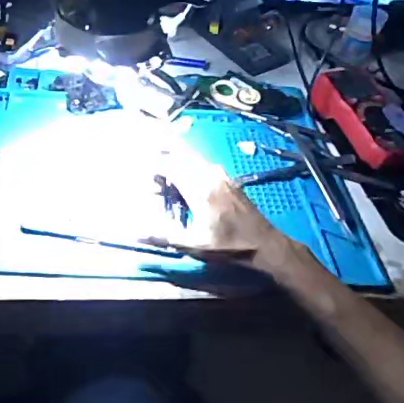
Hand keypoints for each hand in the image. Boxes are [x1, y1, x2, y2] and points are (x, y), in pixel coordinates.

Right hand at [143, 151, 314, 280]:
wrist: (265, 244)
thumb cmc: (229, 246)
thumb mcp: (195, 245)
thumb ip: (166, 238)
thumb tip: (138, 235)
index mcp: (198, 191)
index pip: (170, 167)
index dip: (155, 167)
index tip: (146, 175)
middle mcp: (209, 177)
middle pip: (181, 156)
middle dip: (164, 157)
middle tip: (153, 167)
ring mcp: (221, 176)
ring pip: (194, 157)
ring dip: (178, 159)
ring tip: (167, 169)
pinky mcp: (229, 180)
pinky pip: (205, 164)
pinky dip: (191, 164)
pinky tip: (189, 175)